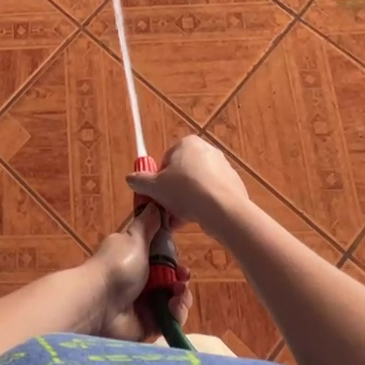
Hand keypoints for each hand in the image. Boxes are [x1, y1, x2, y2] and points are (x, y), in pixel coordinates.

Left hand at [81, 204, 191, 341]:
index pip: (160, 254)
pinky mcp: (150, 324)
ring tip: (179, 293)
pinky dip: (177, 313)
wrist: (100, 305)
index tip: (180, 253)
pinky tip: (175, 306)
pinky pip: (171, 319)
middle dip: (181, 277)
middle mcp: (140, 279)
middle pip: (170, 277)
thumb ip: (147, 225)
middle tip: (184, 276)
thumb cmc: (117, 266)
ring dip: (182, 295)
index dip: (172, 254)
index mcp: (134, 256)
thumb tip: (154, 204)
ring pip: (174, 299)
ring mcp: (145, 303)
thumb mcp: (134, 240)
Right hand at [127, 135, 250, 233]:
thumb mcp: (155, 187)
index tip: (157, 196)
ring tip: (180, 221)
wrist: (224, 209)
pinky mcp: (234, 184)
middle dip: (173, 194)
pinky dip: (204, 205)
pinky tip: (198, 219)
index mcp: (187, 143)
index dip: (159, 180)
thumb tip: (130, 178)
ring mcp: (223, 167)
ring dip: (187, 202)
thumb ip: (140, 181)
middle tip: (167, 211)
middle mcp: (207, 150)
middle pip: (182, 174)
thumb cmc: (185, 191)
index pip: (166, 160)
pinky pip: (212, 194)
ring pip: (197, 186)